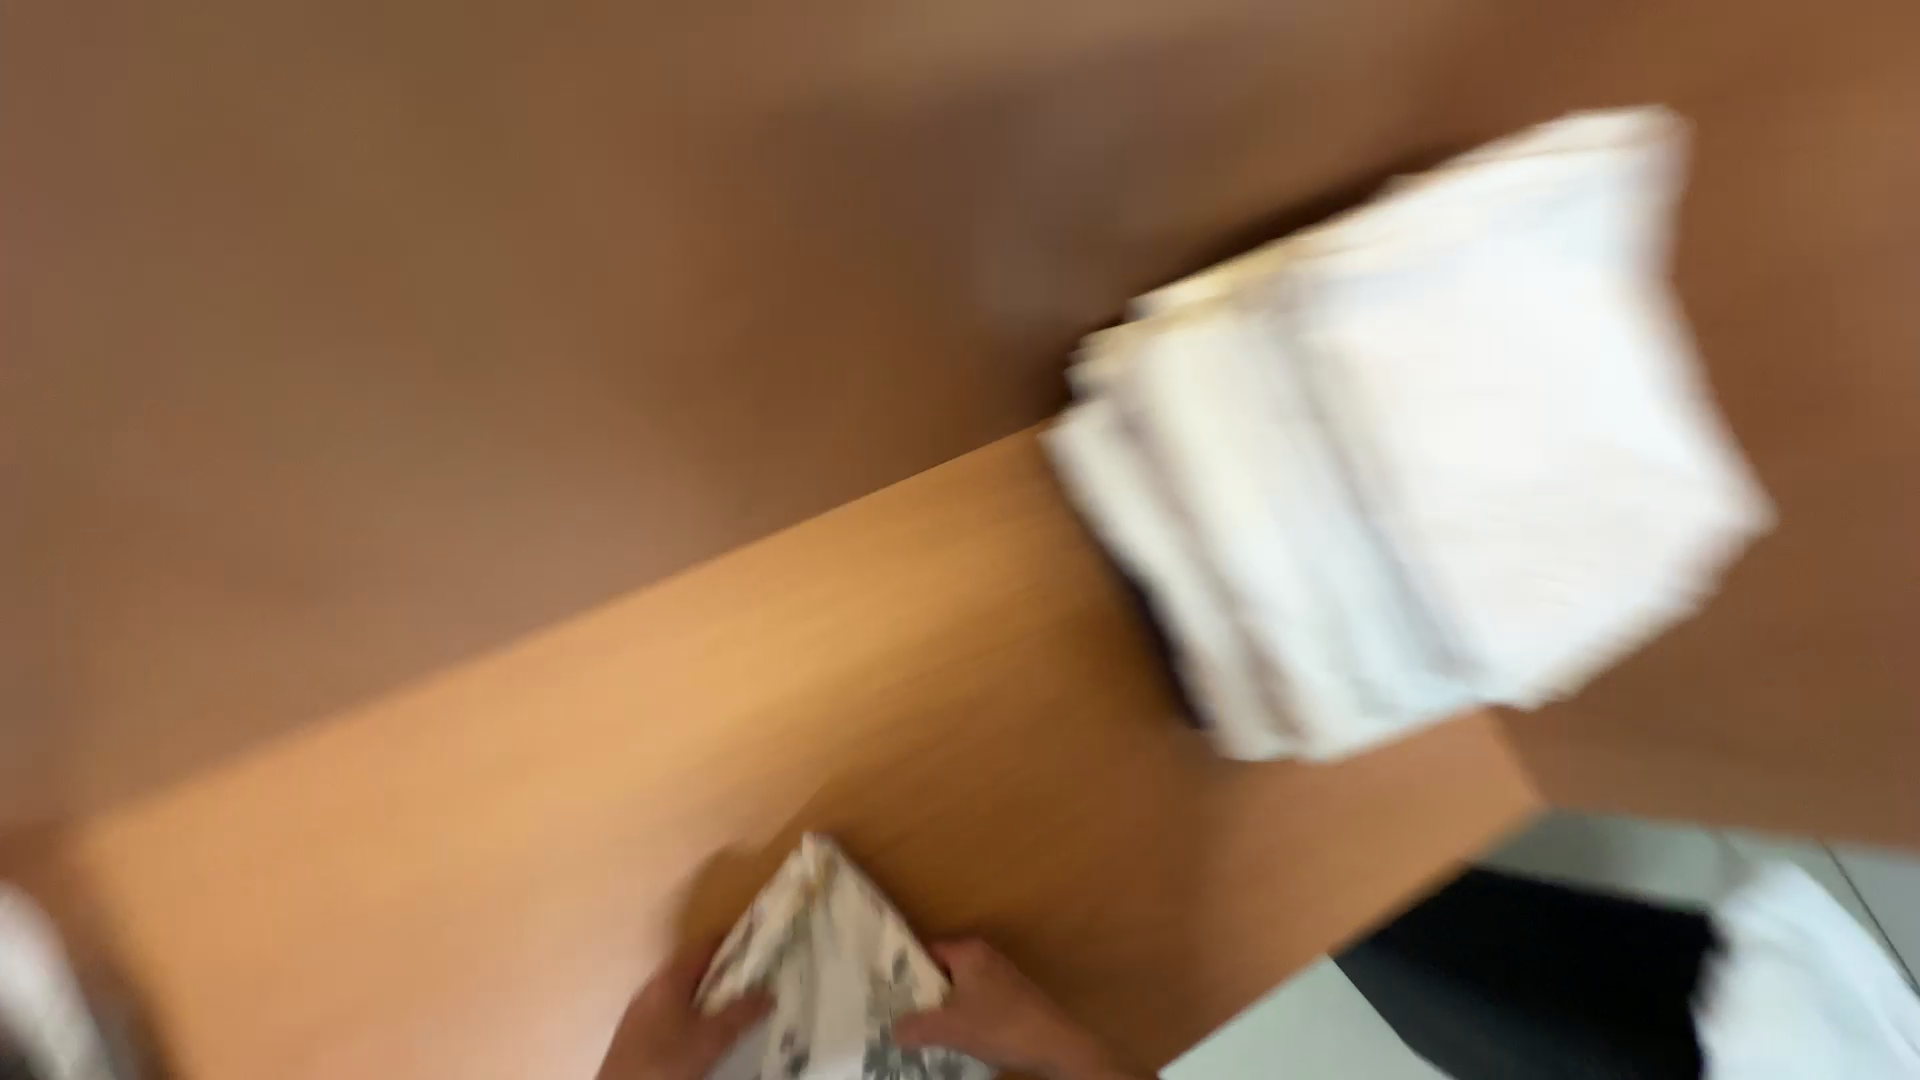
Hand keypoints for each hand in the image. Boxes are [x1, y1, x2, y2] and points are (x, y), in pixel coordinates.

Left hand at [596, 940, 770, 1079]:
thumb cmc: (664, 1065)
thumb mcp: (710, 1040)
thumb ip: (742, 1013)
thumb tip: (771, 992)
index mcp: (669, 977)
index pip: (706, 943)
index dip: (735, 940)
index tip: (763, 946)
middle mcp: (652, 989)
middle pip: (696, 969)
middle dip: (726, 973)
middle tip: (758, 981)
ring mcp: (641, 1015)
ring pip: (684, 995)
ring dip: (711, 999)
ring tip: (740, 1011)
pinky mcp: (635, 1041)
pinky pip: (672, 1016)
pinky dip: (694, 1019)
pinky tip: (708, 1039)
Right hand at [893, 940, 1136, 1079]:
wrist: (1053, 1042)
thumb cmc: (999, 1024)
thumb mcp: (952, 1028)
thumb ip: (918, 1026)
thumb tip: (893, 1029)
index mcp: (967, 951)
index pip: (927, 951)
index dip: (907, 970)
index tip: (889, 990)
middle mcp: (983, 955)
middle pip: (943, 970)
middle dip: (924, 993)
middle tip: (902, 1014)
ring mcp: (1000, 975)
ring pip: (960, 987)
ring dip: (945, 1007)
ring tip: (924, 1030)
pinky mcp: (1012, 995)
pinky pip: (977, 999)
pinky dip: (964, 1014)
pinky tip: (957, 1037)